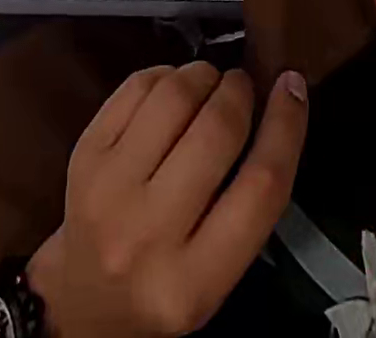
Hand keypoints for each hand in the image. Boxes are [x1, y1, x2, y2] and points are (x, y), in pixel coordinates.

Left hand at [26, 62, 308, 337]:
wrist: (81, 301)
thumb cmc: (163, 282)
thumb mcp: (217, 269)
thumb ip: (250, 199)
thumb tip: (280, 99)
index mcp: (195, 282)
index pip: (261, 185)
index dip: (286, 125)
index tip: (293, 86)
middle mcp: (148, 235)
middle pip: (217, 131)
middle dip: (239, 90)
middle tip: (242, 86)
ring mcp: (108, 190)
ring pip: (173, 97)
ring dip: (202, 74)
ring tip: (209, 82)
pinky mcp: (84, 154)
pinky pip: (135, 87)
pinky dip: (164, 74)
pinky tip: (171, 88)